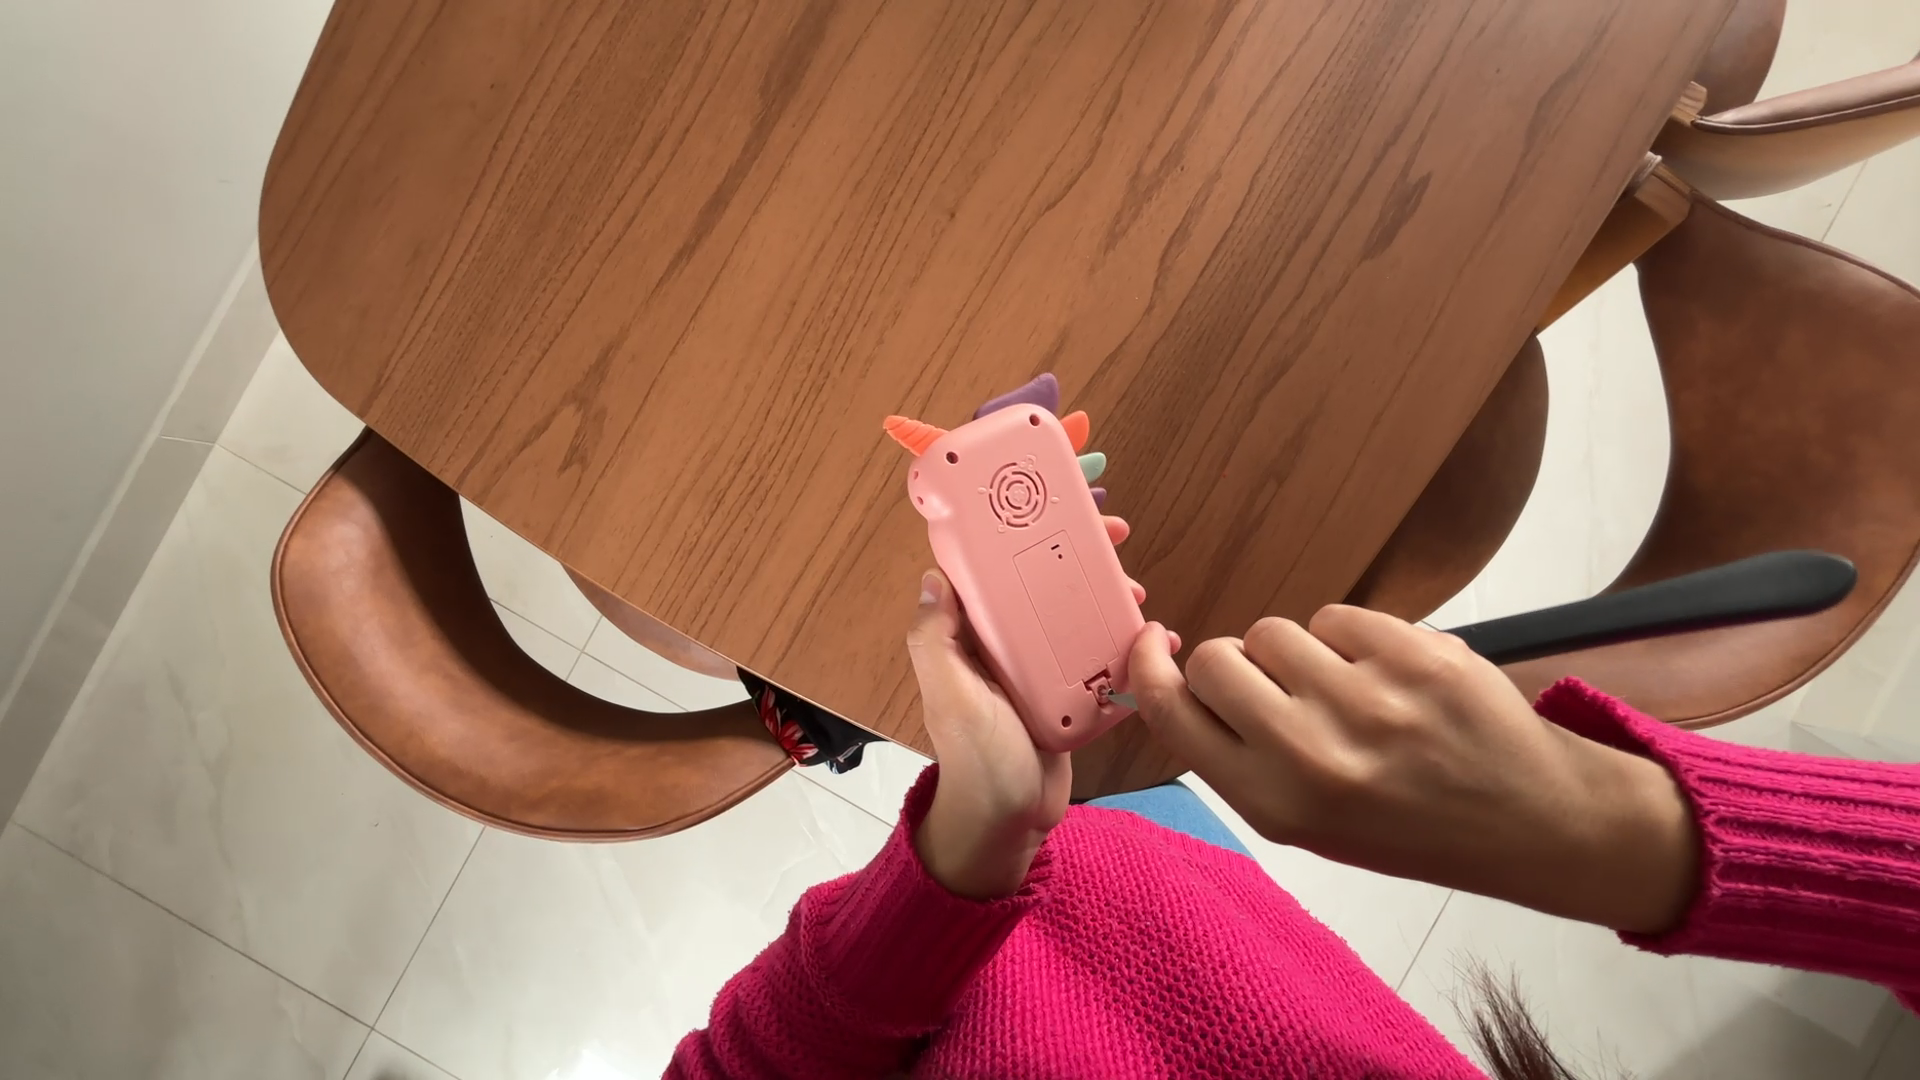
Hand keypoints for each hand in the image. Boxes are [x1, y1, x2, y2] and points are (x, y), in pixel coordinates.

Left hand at [907, 515, 1137, 897]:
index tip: (1060, 509)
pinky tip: (1150, 635)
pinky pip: (1098, 653)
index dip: (1023, 532)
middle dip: (1079, 552)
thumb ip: (936, 641)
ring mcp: (1041, 665)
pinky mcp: (1071, 690)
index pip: (996, 567)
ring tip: (1136, 593)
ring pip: (1076, 611)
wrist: (1008, 825)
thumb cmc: (977, 761)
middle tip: (1117, 538)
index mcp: (974, 634)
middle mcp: (1006, 641)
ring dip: (1106, 592)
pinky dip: (1122, 639)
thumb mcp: (951, 698)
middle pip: (1044, 580)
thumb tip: (933, 577)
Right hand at [1127, 605, 1698, 933]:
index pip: (1174, 713)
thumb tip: (1174, 676)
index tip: (1152, 642)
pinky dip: (1348, 638)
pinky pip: (1332, 615)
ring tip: (1345, 689)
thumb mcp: (1298, 819)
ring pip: (1272, 630)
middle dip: (1235, 666)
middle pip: (1216, 658)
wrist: (1536, 822)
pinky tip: (1386, 675)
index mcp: (1274, 801)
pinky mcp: (1415, 653)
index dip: (1149, 667)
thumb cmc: (1400, 824)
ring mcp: (1368, 699)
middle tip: (1279, 691)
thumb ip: (1230, 752)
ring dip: (1294, 654)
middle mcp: (1312, 752)